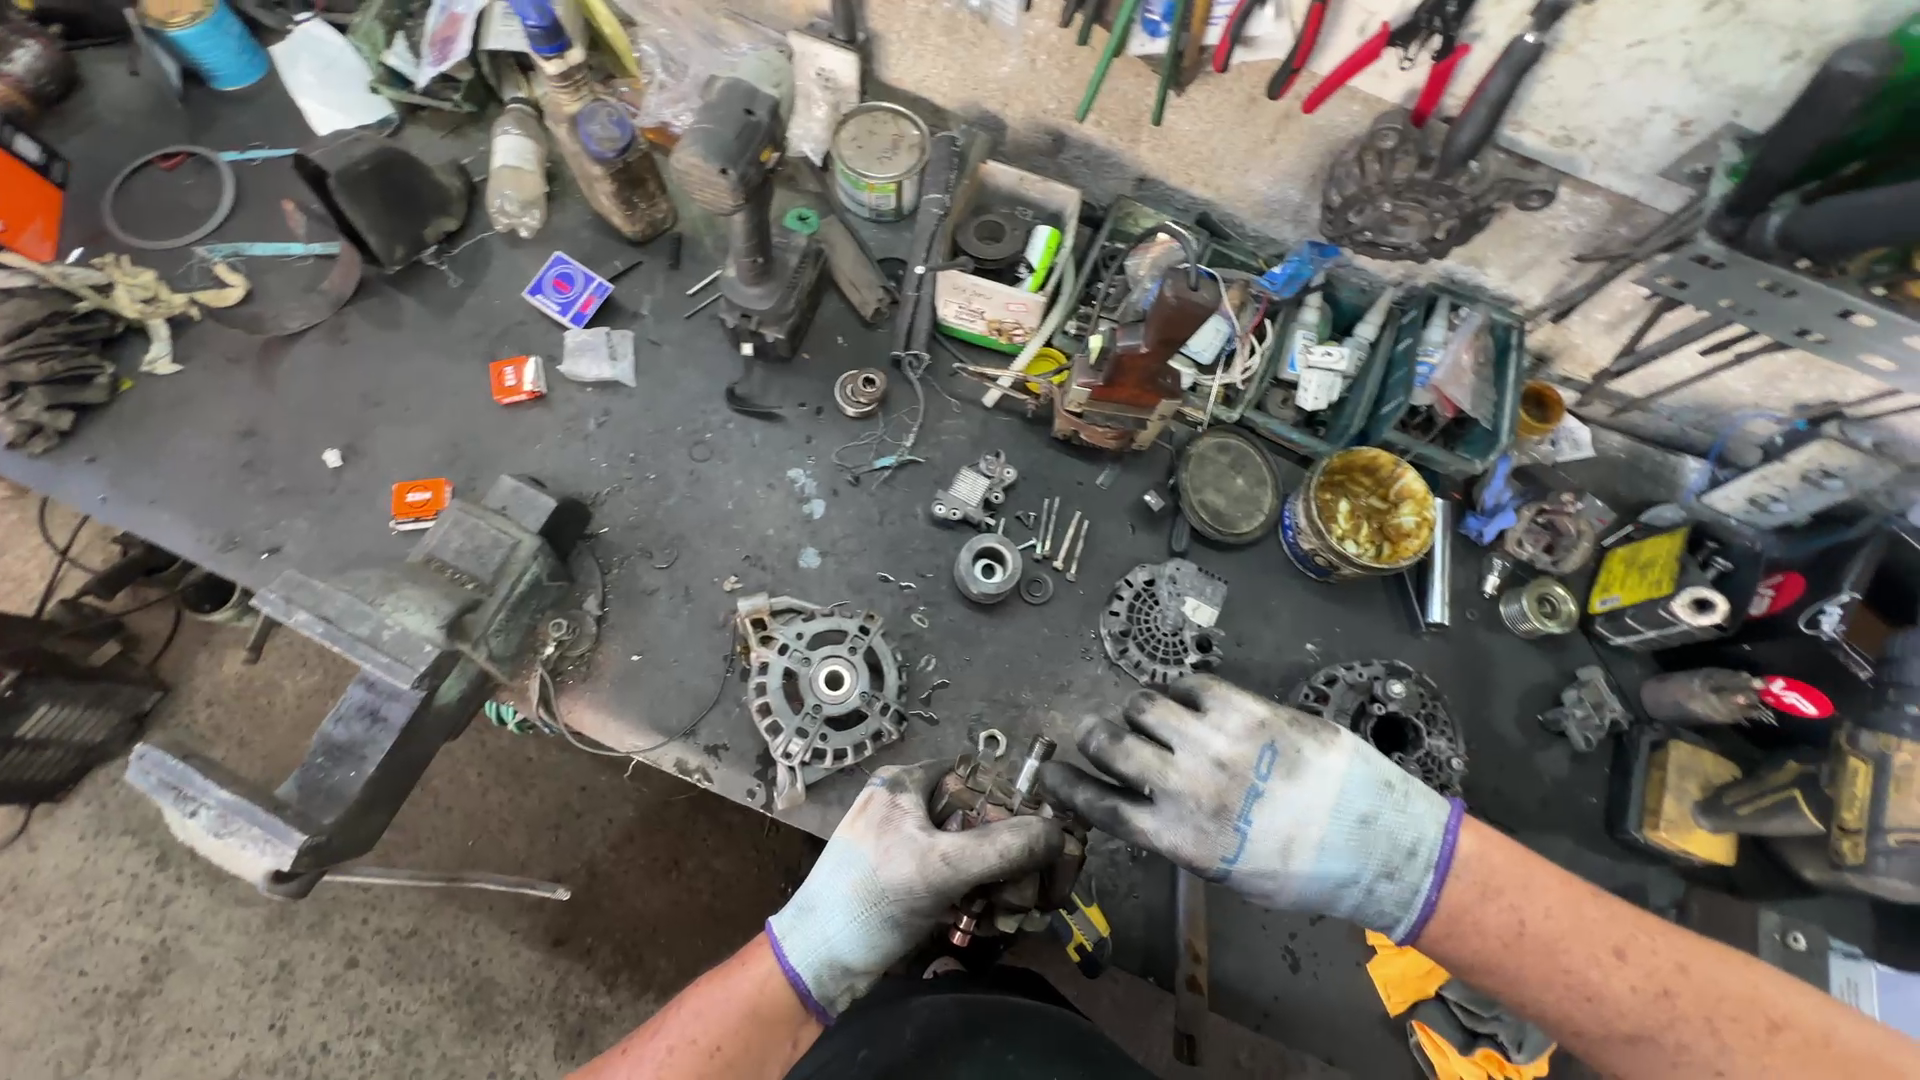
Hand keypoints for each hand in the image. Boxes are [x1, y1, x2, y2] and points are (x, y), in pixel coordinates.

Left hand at [765, 760, 1063, 1020]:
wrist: (814, 963)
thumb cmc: (870, 901)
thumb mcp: (940, 867)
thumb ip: (1003, 847)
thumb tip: (1058, 834)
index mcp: (906, 782)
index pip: (979, 777)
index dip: (1013, 807)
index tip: (1040, 845)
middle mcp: (908, 805)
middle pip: (981, 820)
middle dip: (1010, 860)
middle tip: (1028, 896)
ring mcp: (907, 844)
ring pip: (972, 853)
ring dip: (999, 886)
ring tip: (1009, 917)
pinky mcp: (907, 880)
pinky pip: (956, 879)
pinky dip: (977, 900)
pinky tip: (987, 925)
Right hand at [1040, 675, 1463, 942]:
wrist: (1376, 843)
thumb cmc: (1300, 869)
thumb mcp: (1223, 869)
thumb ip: (1175, 833)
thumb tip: (1139, 800)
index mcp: (1178, 837)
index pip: (1099, 803)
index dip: (1066, 784)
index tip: (1050, 772)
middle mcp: (1187, 787)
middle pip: (1109, 743)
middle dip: (1094, 734)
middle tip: (1099, 732)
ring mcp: (1216, 743)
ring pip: (1144, 704)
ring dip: (1142, 710)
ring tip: (1158, 717)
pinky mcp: (1248, 710)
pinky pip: (1192, 684)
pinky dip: (1186, 692)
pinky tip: (1199, 705)